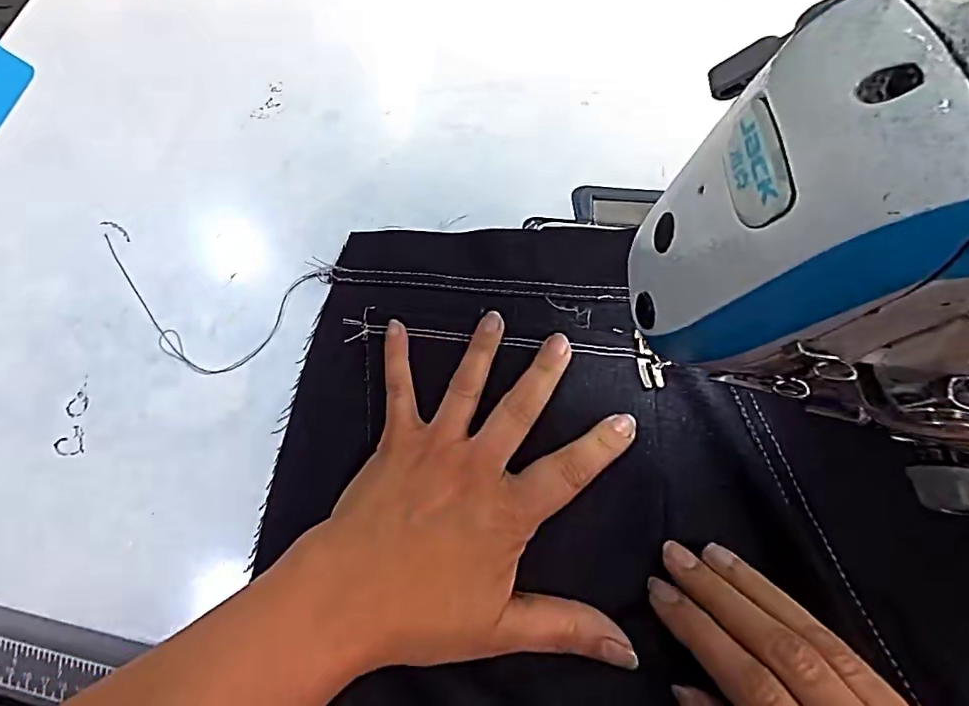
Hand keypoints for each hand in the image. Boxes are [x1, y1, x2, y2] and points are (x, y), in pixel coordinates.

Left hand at [280, 311, 641, 674]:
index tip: (624, 421)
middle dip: (543, 373)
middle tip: (560, 343)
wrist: (344, 600)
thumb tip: (620, 647)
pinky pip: (400, 390)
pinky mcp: (398, 440)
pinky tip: (396, 328)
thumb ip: (564, 627)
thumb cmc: (417, 614)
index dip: (600, 448)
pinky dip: (398, 357)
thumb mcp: (500, 627)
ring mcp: (435, 447)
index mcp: (504, 510)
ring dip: (482, 350)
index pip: (567, 473)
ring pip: (466, 387)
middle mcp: (474, 467)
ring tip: (495, 320)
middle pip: (518, 410)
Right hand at [649, 541, 909, 705]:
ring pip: (812, 633)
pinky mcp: (898, 705)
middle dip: (719, 595)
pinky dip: (795, 607)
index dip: (701, 632)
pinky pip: (841, 643)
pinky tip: (766, 585)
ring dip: (755, 587)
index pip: (752, 683)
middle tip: (675, 553)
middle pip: (779, 646)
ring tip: (712, 552)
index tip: (661, 592)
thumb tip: (683, 690)